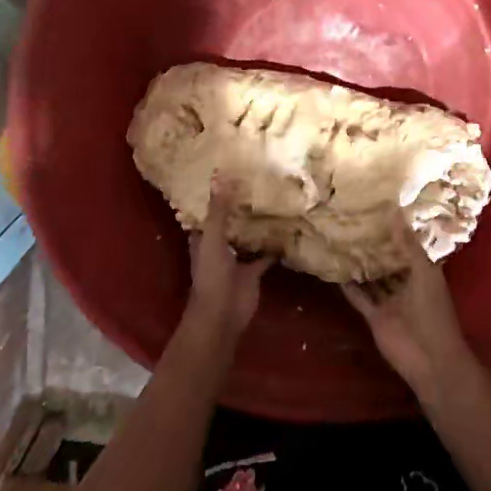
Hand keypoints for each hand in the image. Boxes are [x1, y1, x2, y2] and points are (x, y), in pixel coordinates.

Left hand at [184, 178, 273, 341]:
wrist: (223, 313)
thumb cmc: (211, 275)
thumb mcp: (212, 238)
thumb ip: (217, 210)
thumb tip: (218, 176)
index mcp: (203, 238)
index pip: (207, 213)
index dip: (214, 198)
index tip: (228, 178)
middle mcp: (218, 247)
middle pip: (229, 224)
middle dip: (239, 210)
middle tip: (257, 185)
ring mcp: (236, 260)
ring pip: (247, 239)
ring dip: (257, 227)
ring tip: (274, 202)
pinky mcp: (253, 273)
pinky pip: (264, 256)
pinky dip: (274, 248)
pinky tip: (287, 232)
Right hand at [340, 221, 476, 394]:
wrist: (429, 358)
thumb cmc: (432, 312)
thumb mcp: (424, 273)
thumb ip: (409, 245)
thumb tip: (396, 213)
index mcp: (422, 273)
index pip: (406, 248)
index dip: (394, 233)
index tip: (376, 212)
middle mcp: (405, 284)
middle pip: (387, 263)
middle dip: (373, 247)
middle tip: (351, 223)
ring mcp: (388, 302)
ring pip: (372, 279)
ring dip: (359, 265)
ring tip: (339, 241)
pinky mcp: (374, 316)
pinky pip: (359, 298)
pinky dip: (348, 287)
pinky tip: (334, 270)